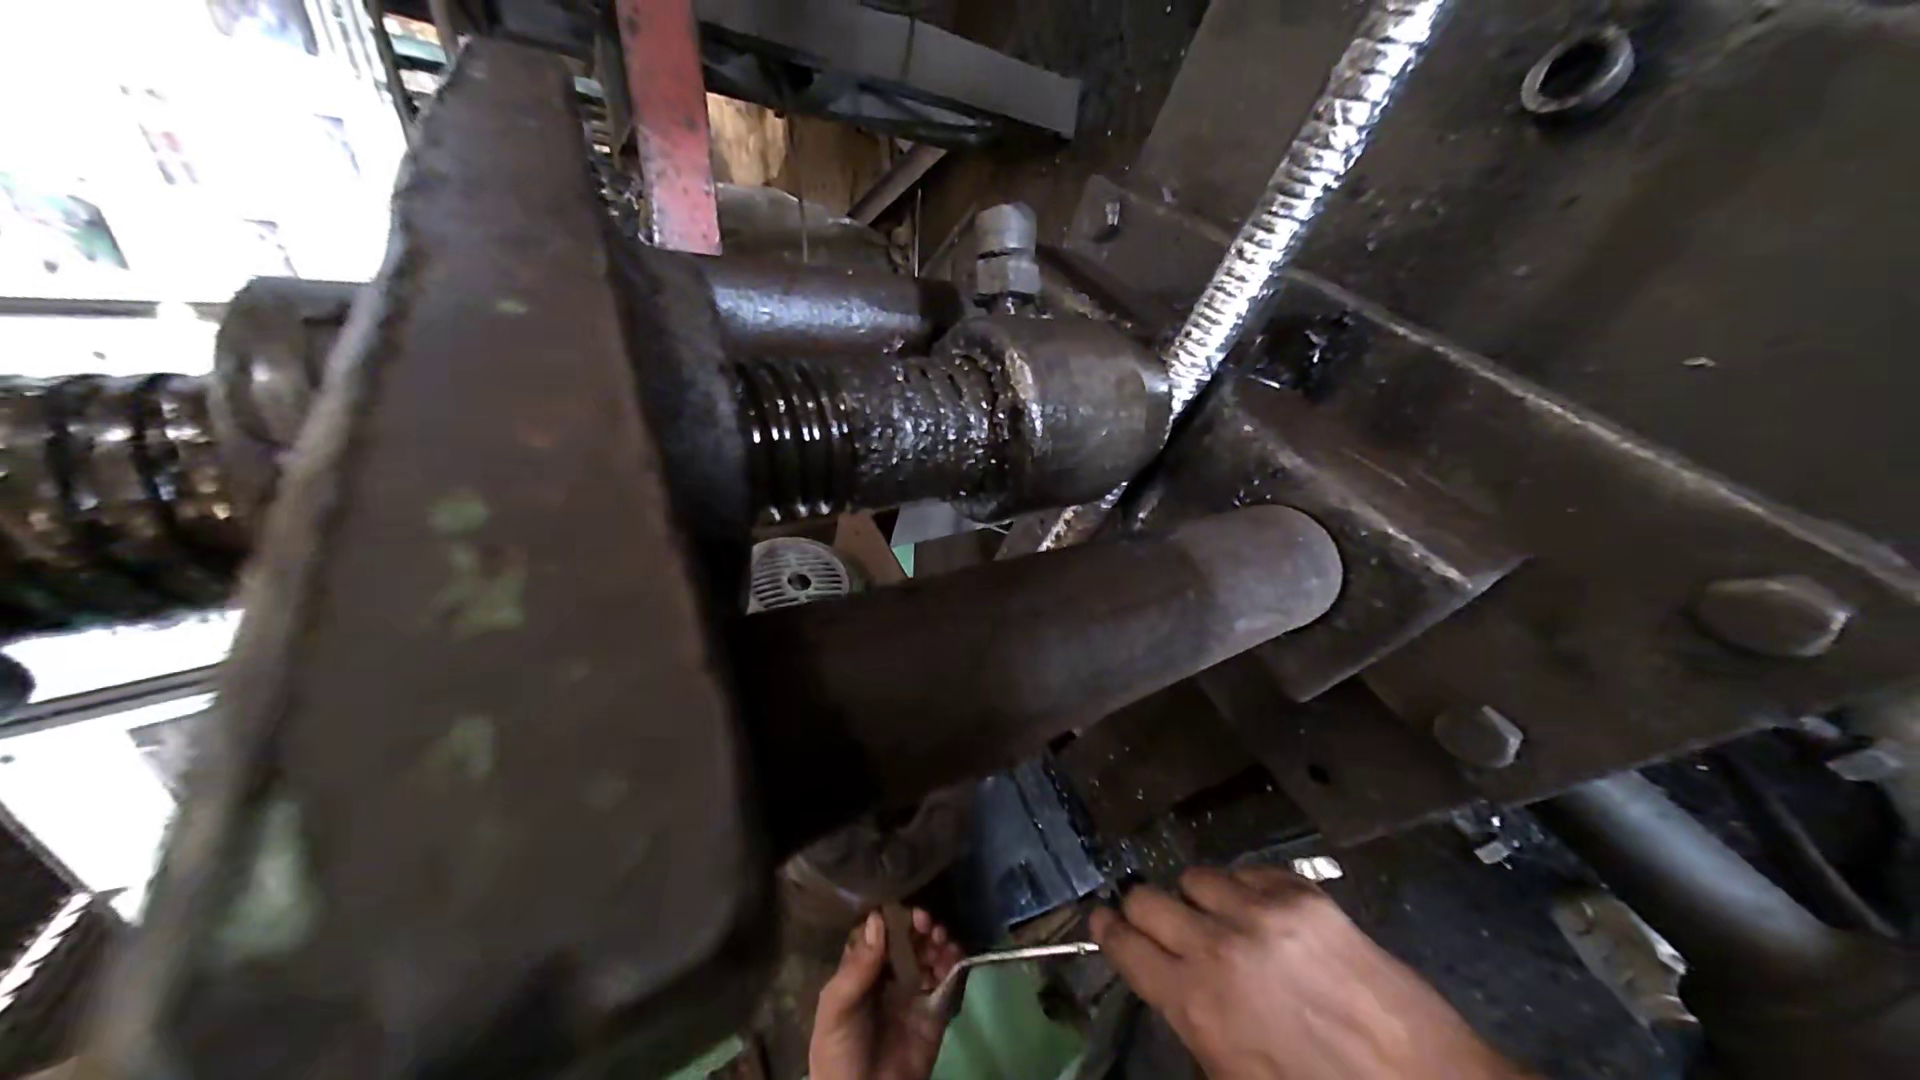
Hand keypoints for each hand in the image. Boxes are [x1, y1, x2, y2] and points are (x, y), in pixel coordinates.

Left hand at [810, 908, 964, 1079]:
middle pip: (909, 938)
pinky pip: (949, 981)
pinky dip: (955, 963)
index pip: (879, 932)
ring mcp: (914, 991)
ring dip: (939, 940)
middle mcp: (889, 975)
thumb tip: (878, 918)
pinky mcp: (936, 1011)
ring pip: (930, 954)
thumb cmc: (840, 1052)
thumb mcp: (836, 1008)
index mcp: (862, 969)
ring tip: (941, 940)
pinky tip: (954, 956)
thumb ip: (857, 966)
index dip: (892, 917)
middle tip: (926, 922)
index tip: (904, 909)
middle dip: (919, 924)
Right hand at [1089, 866, 1529, 1079]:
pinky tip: (1267, 918)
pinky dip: (1246, 892)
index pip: (1125, 946)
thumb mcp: (1236, 1078)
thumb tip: (1166, 978)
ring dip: (1199, 900)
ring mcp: (1262, 913)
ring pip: (1195, 876)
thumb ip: (1191, 1022)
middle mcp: (1219, 948)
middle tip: (1156, 922)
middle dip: (1143, 910)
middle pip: (1147, 898)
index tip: (1102, 919)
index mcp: (1197, 1005)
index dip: (1107, 930)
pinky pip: (1248, 873)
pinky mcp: (1303, 894)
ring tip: (1222, 920)